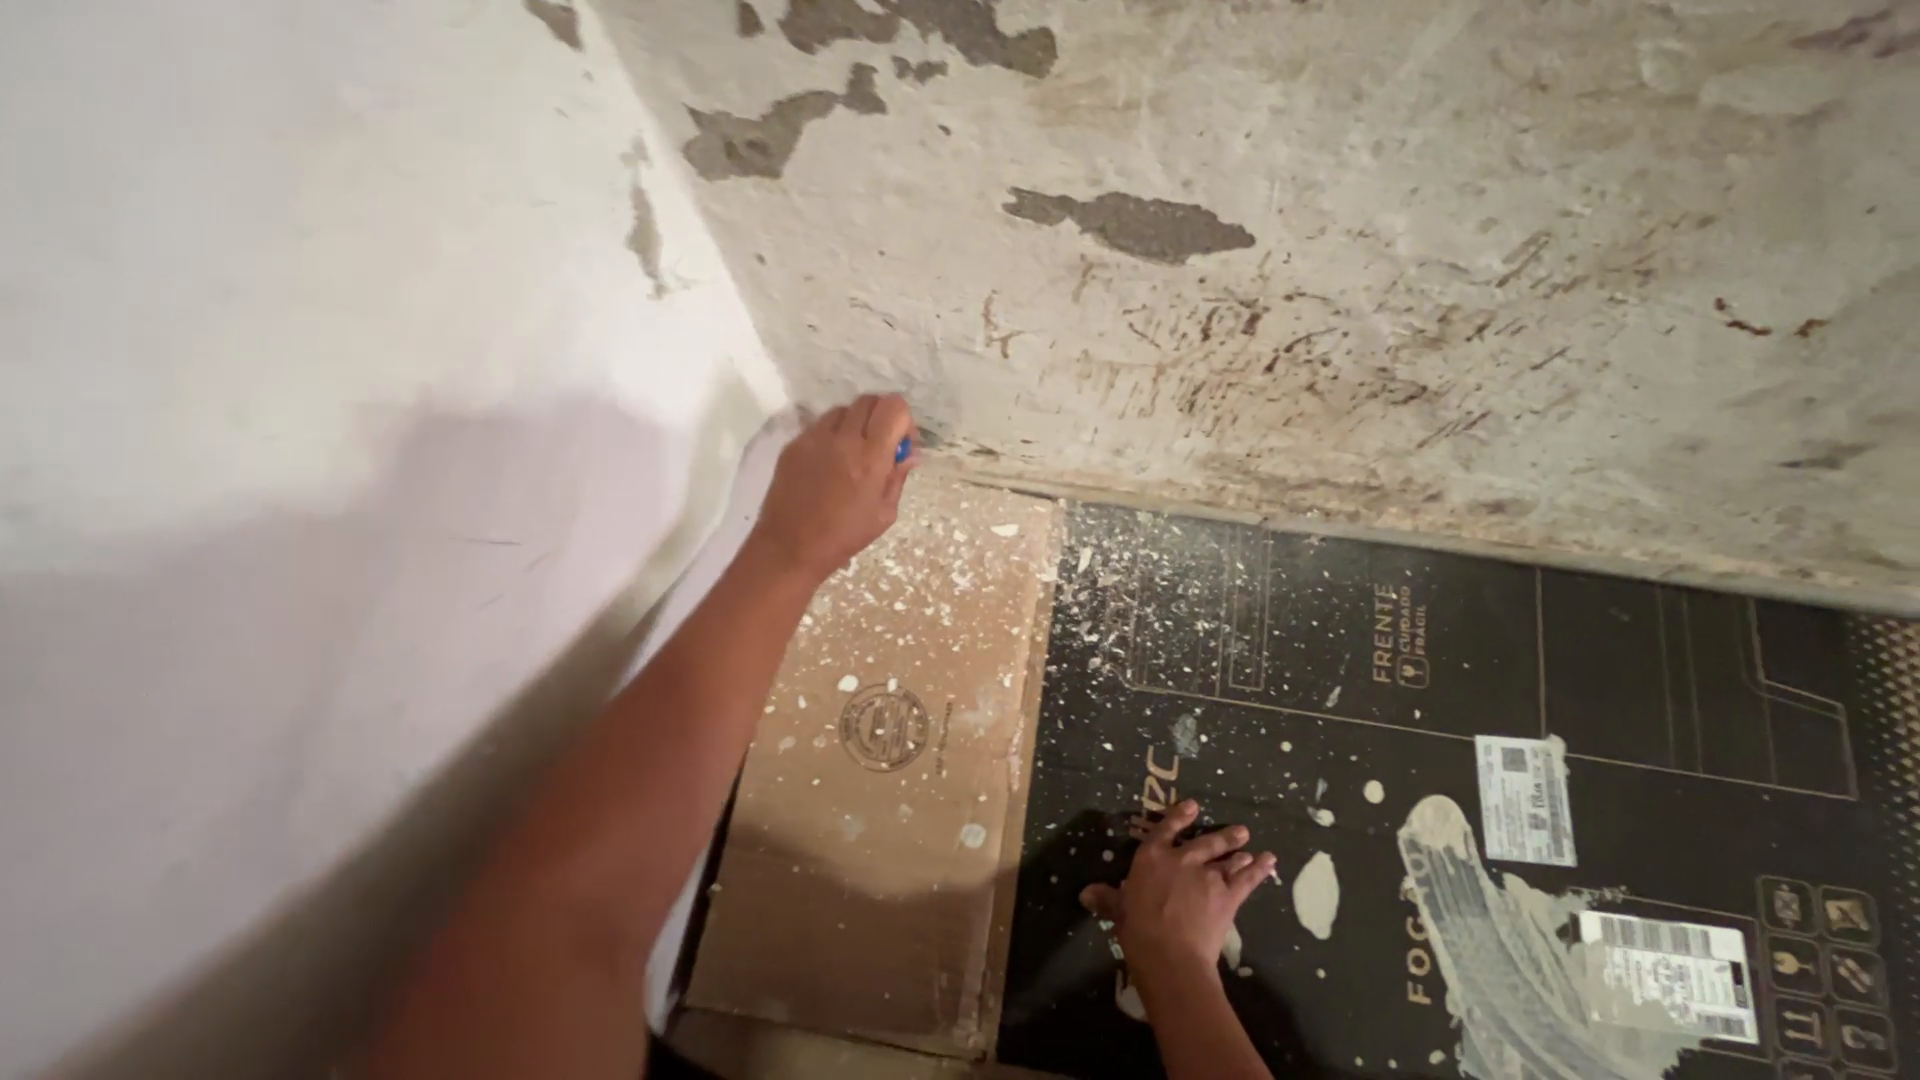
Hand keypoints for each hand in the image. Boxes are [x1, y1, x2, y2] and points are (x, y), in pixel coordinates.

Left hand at [745, 393, 916, 584]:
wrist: (790, 547)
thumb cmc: (844, 536)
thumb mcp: (884, 514)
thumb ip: (898, 477)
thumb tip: (910, 454)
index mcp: (871, 458)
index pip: (894, 407)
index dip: (903, 419)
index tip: (901, 441)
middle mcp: (843, 440)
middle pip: (869, 400)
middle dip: (881, 416)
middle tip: (880, 442)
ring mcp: (815, 438)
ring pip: (843, 410)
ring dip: (855, 423)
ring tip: (853, 451)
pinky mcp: (794, 444)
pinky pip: (819, 426)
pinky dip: (832, 435)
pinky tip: (829, 462)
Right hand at [1080, 800, 1275, 980]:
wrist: (1169, 952)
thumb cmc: (1137, 928)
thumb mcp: (1118, 910)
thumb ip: (1106, 898)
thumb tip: (1085, 893)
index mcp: (1152, 858)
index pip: (1165, 830)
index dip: (1179, 816)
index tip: (1193, 805)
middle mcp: (1182, 860)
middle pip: (1205, 843)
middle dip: (1223, 836)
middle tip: (1240, 830)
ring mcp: (1208, 876)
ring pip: (1227, 860)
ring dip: (1239, 853)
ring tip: (1250, 846)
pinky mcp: (1228, 896)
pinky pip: (1247, 880)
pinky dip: (1259, 870)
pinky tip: (1269, 861)